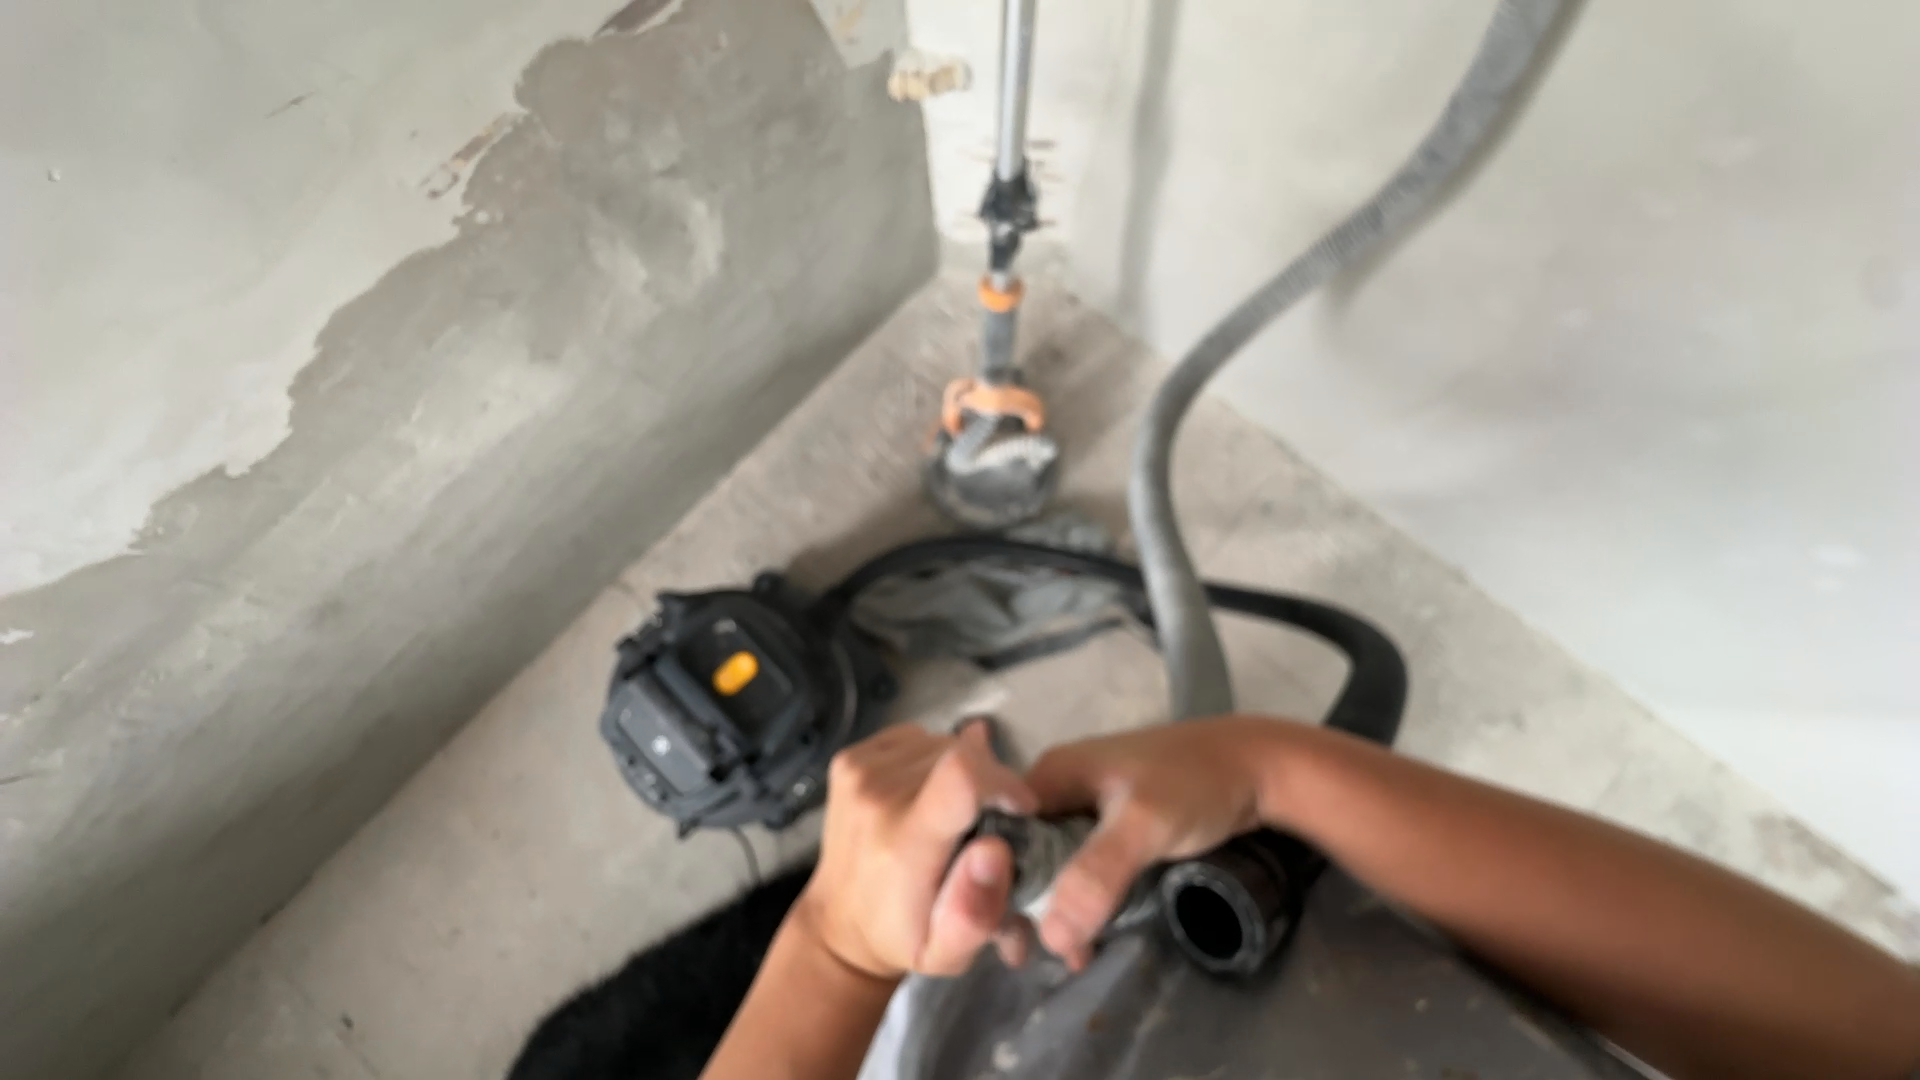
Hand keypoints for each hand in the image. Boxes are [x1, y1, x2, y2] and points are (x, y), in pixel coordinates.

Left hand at [795, 721, 1037, 980]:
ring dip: (959, 769)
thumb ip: (976, 910)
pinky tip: (922, 794)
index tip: (1018, 807)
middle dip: (986, 781)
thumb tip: (995, 848)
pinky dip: (931, 759)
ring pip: (940, 742)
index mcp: (904, 841)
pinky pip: (915, 737)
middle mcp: (876, 794)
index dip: (1002, 779)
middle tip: (982, 823)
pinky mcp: (849, 757)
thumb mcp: (948, 951)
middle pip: (960, 755)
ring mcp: (857, 770)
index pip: (962, 775)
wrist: (839, 924)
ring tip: (950, 812)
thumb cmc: (903, 937)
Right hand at [1025, 716, 1297, 966]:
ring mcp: (1086, 804)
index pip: (999, 831)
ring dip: (1048, 905)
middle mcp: (1059, 786)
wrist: (1257, 768)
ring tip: (1059, 954)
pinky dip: (1076, 898)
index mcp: (1051, 774)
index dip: (992, 879)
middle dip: (1018, 900)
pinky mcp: (1112, 823)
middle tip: (1024, 954)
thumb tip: (1050, 935)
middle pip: (1019, 847)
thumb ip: (1095, 874)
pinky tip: (1083, 936)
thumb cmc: (1193, 783)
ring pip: (1049, 860)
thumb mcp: (1142, 825)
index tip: (1002, 931)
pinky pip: (1078, 864)